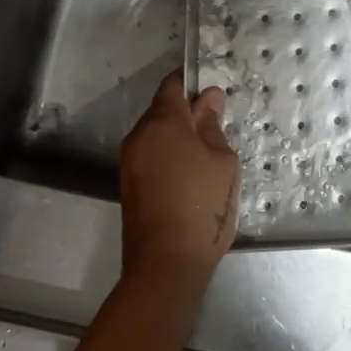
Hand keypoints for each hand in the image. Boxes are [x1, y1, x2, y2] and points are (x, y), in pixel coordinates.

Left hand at [117, 73, 239, 286]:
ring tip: (207, 161)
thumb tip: (208, 98)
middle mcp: (138, 136)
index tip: (214, 95)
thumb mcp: (222, 161)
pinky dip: (168, 158)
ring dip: (178, 138)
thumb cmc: (203, 206)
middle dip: (188, 114)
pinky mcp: (128, 185)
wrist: (166, 266)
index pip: (172, 85)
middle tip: (218, 133)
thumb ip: (213, 125)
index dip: (193, 84)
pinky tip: (190, 179)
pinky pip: (150, 156)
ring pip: (156, 135)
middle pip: (163, 110)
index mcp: (162, 122)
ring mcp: (129, 162)